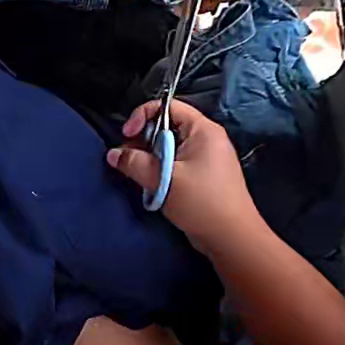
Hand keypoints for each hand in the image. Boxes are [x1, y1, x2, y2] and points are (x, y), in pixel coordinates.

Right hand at [107, 100, 265, 253]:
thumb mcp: (164, 180)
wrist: (231, 237)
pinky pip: (177, 164)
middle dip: (144, 142)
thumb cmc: (201, 203)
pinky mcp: (203, 176)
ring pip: (169, 148)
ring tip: (143, 178)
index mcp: (202, 130)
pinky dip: (163, 172)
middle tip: (130, 161)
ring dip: (151, 161)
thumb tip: (113, 154)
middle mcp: (206, 139)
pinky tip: (156, 187)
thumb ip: (135, 164)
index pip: (168, 106)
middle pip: (166, 127)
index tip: (127, 136)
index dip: (143, 116)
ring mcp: (206, 158)